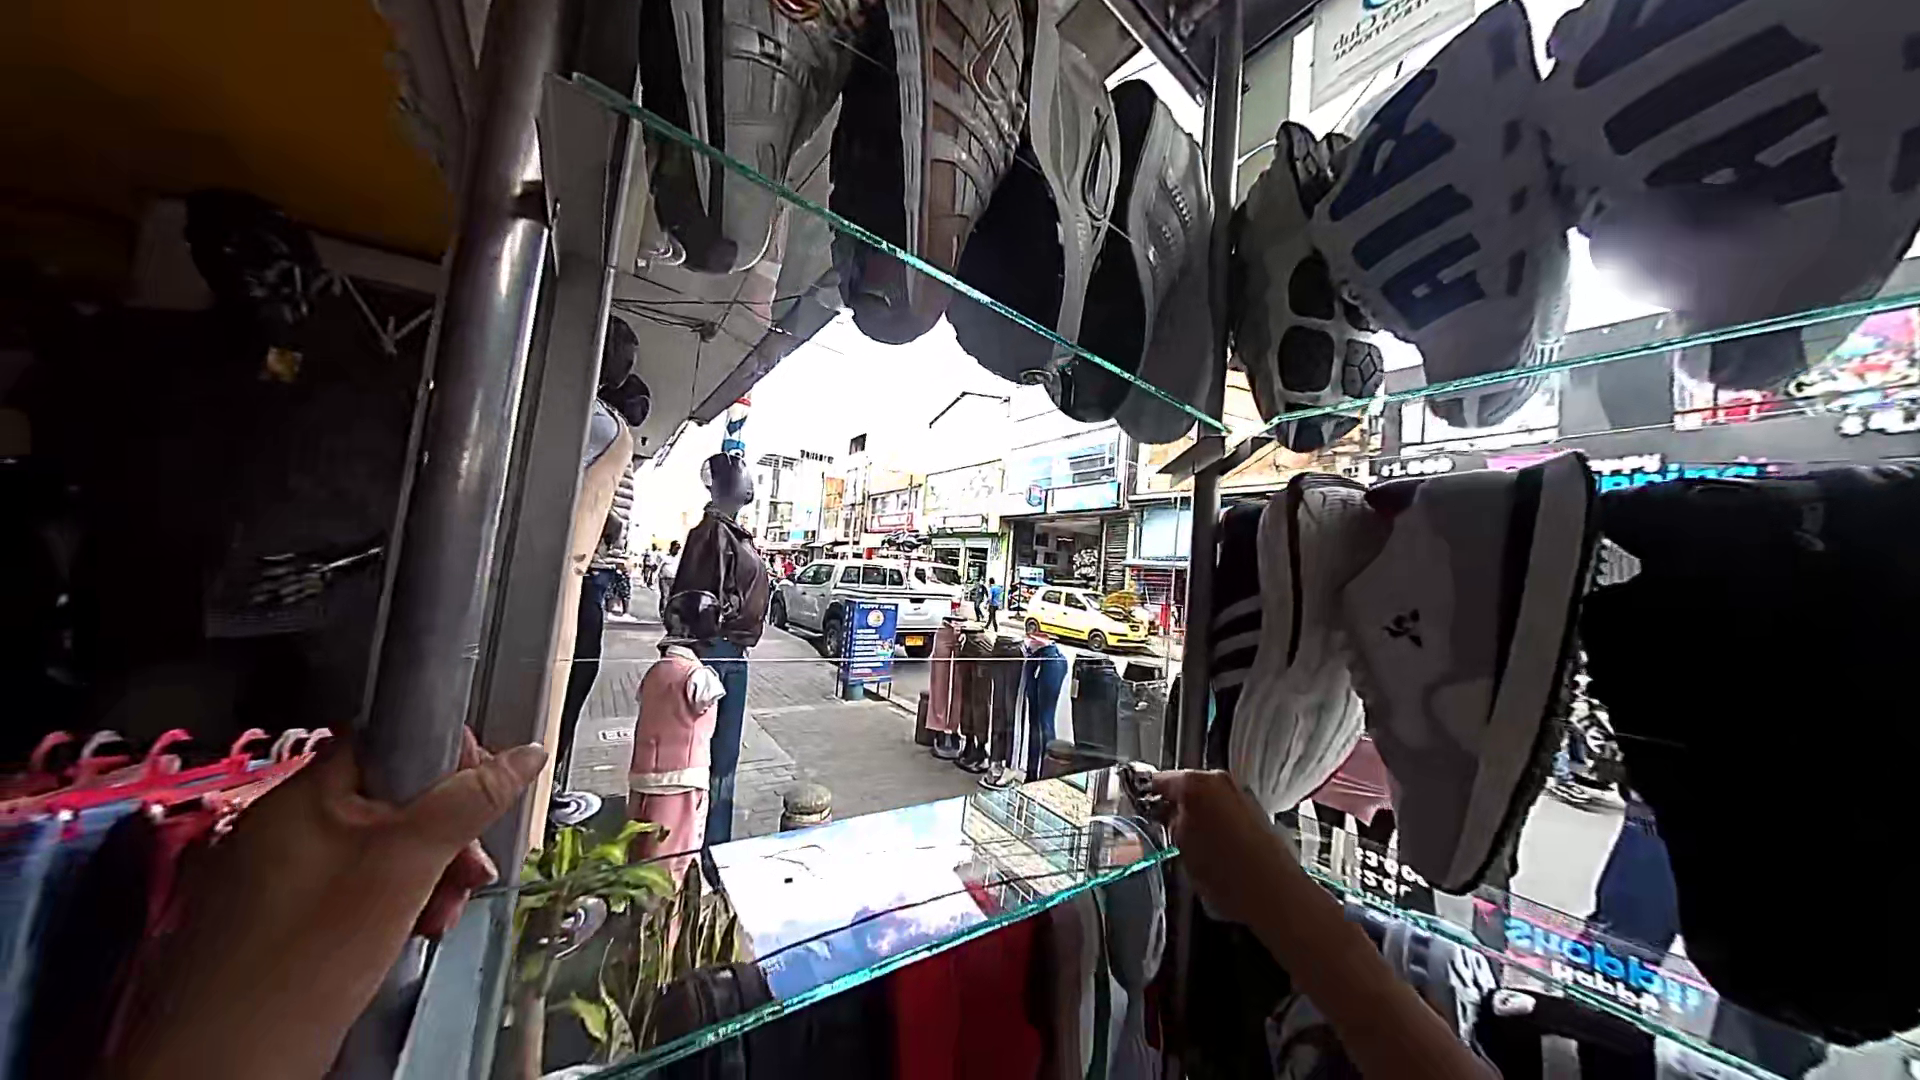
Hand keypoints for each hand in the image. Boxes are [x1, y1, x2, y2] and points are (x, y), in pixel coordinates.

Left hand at [112, 730, 547, 1079]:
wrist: (218, 1079)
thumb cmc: (306, 960)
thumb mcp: (408, 865)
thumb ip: (471, 799)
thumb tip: (530, 752)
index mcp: (305, 798)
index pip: (393, 739)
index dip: (449, 757)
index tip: (481, 791)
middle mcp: (290, 826)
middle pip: (401, 795)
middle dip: (451, 829)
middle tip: (470, 866)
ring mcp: (284, 872)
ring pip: (389, 841)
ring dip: (435, 868)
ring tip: (447, 907)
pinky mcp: (287, 914)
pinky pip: (365, 879)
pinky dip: (403, 895)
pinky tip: (419, 925)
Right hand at [1150, 769, 1295, 924]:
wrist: (1276, 893)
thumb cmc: (1222, 870)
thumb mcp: (1181, 846)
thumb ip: (1168, 823)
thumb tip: (1166, 815)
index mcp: (1193, 782)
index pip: (1156, 781)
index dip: (1145, 796)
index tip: (1139, 812)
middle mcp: (1217, 778)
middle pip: (1184, 786)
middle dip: (1173, 805)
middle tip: (1164, 830)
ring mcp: (1239, 792)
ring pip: (1205, 797)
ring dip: (1196, 812)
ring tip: (1192, 842)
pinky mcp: (1255, 809)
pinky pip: (1224, 808)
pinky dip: (1216, 820)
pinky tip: (1216, 847)